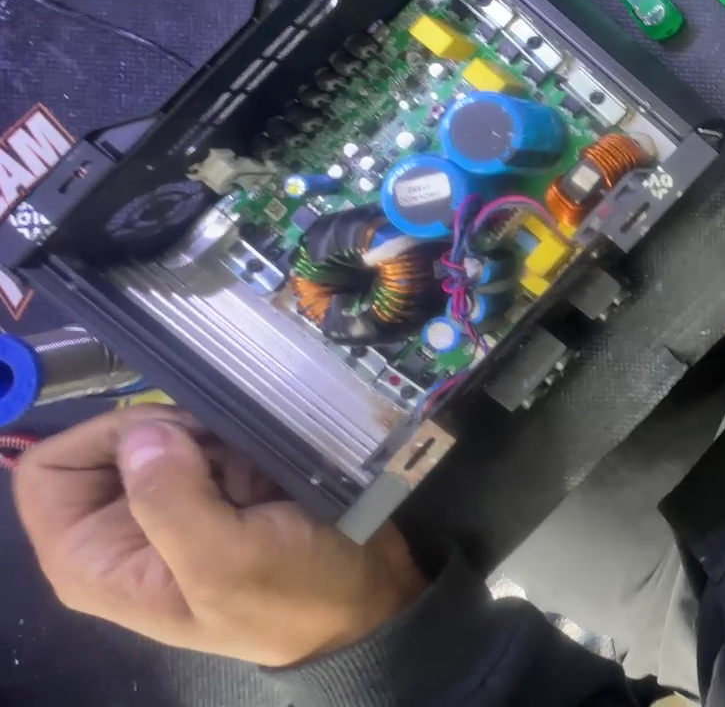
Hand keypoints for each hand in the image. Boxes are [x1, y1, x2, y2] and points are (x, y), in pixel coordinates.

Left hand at [13, 404, 424, 666]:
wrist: (362, 602)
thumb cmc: (289, 594)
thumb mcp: (225, 559)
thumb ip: (171, 498)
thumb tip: (145, 430)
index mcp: (98, 554)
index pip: (55, 470)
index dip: (109, 437)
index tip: (182, 431)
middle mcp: (131, 526)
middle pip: (123, 445)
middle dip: (182, 430)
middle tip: (237, 441)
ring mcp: (189, 506)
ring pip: (185, 437)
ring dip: (229, 435)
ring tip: (269, 458)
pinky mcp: (239, 491)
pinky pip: (232, 444)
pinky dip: (258, 438)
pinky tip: (285, 458)